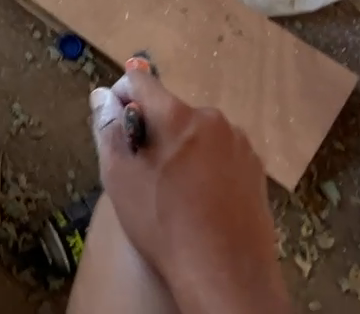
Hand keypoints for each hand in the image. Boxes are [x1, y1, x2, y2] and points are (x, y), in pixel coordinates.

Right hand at [89, 60, 287, 311]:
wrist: (228, 278)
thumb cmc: (165, 225)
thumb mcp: (120, 177)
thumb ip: (108, 129)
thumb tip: (102, 95)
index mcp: (176, 115)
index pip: (140, 81)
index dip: (121, 95)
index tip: (115, 122)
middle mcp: (211, 119)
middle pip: (170, 109)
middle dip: (153, 128)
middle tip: (144, 169)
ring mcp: (239, 144)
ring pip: (196, 131)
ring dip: (181, 146)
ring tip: (175, 190)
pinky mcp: (257, 169)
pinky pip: (220, 152)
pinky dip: (207, 165)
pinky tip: (202, 199)